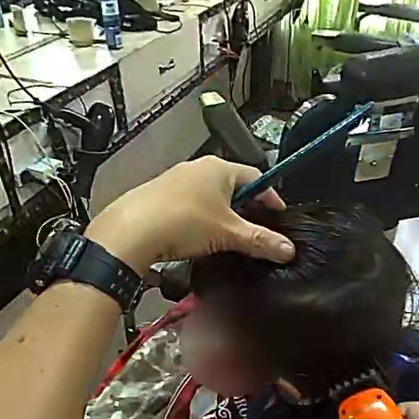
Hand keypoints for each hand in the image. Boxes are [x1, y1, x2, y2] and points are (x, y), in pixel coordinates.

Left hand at [84, 157, 294, 268]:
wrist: (130, 232)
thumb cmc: (183, 222)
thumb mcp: (228, 234)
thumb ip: (260, 241)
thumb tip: (289, 250)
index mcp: (219, 168)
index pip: (257, 177)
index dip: (271, 197)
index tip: (278, 216)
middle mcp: (197, 167)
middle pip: (233, 186)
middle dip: (247, 207)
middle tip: (256, 229)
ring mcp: (175, 180)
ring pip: (210, 195)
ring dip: (223, 214)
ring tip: (229, 236)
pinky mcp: (159, 195)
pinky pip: (190, 204)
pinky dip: (201, 218)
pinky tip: (200, 237)